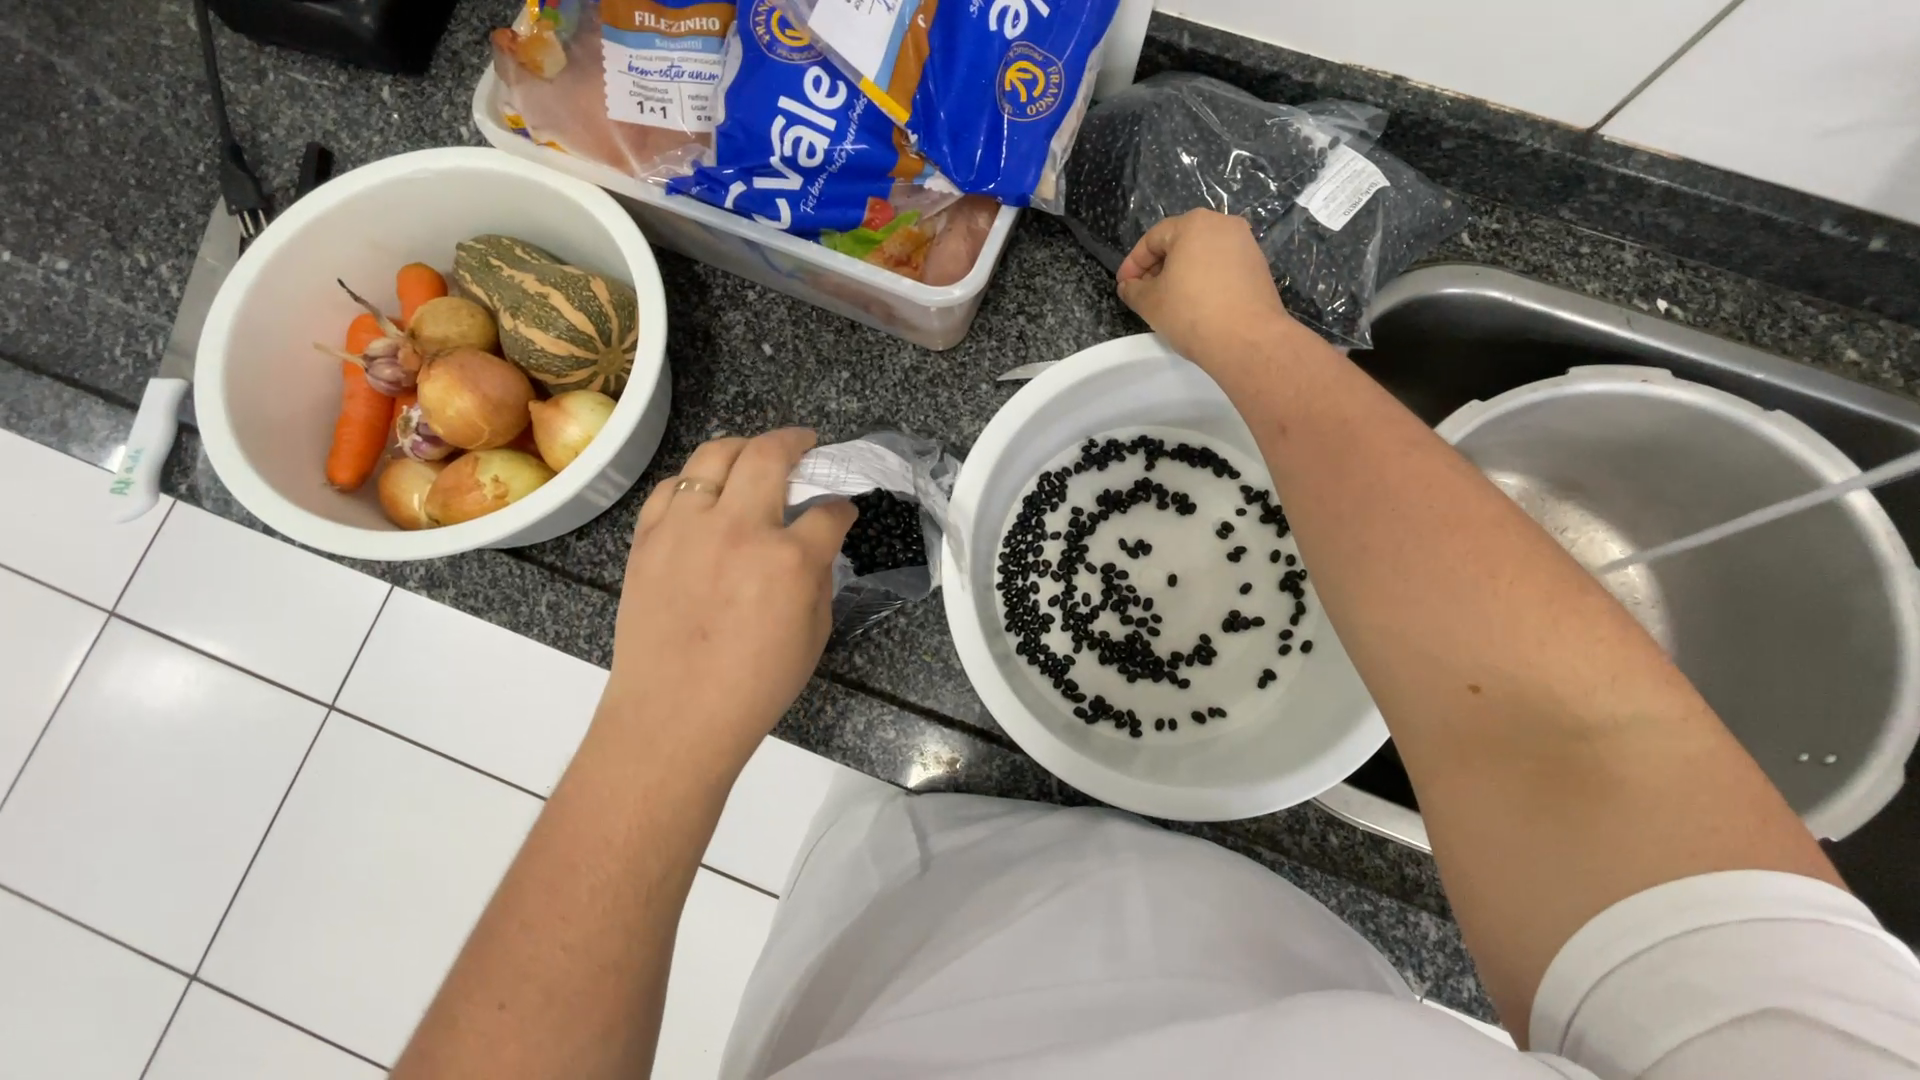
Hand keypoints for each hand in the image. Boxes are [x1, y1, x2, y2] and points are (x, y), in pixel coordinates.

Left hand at [603, 429, 855, 769]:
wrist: (674, 715)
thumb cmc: (754, 687)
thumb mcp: (813, 635)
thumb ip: (818, 578)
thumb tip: (814, 547)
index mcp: (789, 560)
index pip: (829, 513)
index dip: (843, 508)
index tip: (842, 511)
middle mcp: (739, 529)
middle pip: (770, 455)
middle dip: (796, 440)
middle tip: (805, 442)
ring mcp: (687, 528)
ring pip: (715, 455)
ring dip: (743, 446)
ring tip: (754, 453)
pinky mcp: (648, 539)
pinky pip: (671, 488)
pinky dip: (695, 481)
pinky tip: (705, 490)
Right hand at [1117, 209, 1294, 366]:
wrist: (1247, 340)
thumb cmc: (1191, 313)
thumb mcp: (1150, 303)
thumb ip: (1133, 290)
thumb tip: (1129, 286)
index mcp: (1194, 224)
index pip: (1153, 239)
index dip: (1133, 264)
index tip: (1123, 286)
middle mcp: (1223, 225)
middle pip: (1180, 242)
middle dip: (1157, 267)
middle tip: (1143, 294)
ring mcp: (1245, 244)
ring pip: (1201, 255)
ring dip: (1180, 274)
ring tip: (1168, 301)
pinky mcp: (1257, 266)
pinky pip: (1221, 267)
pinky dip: (1204, 280)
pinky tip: (1195, 305)